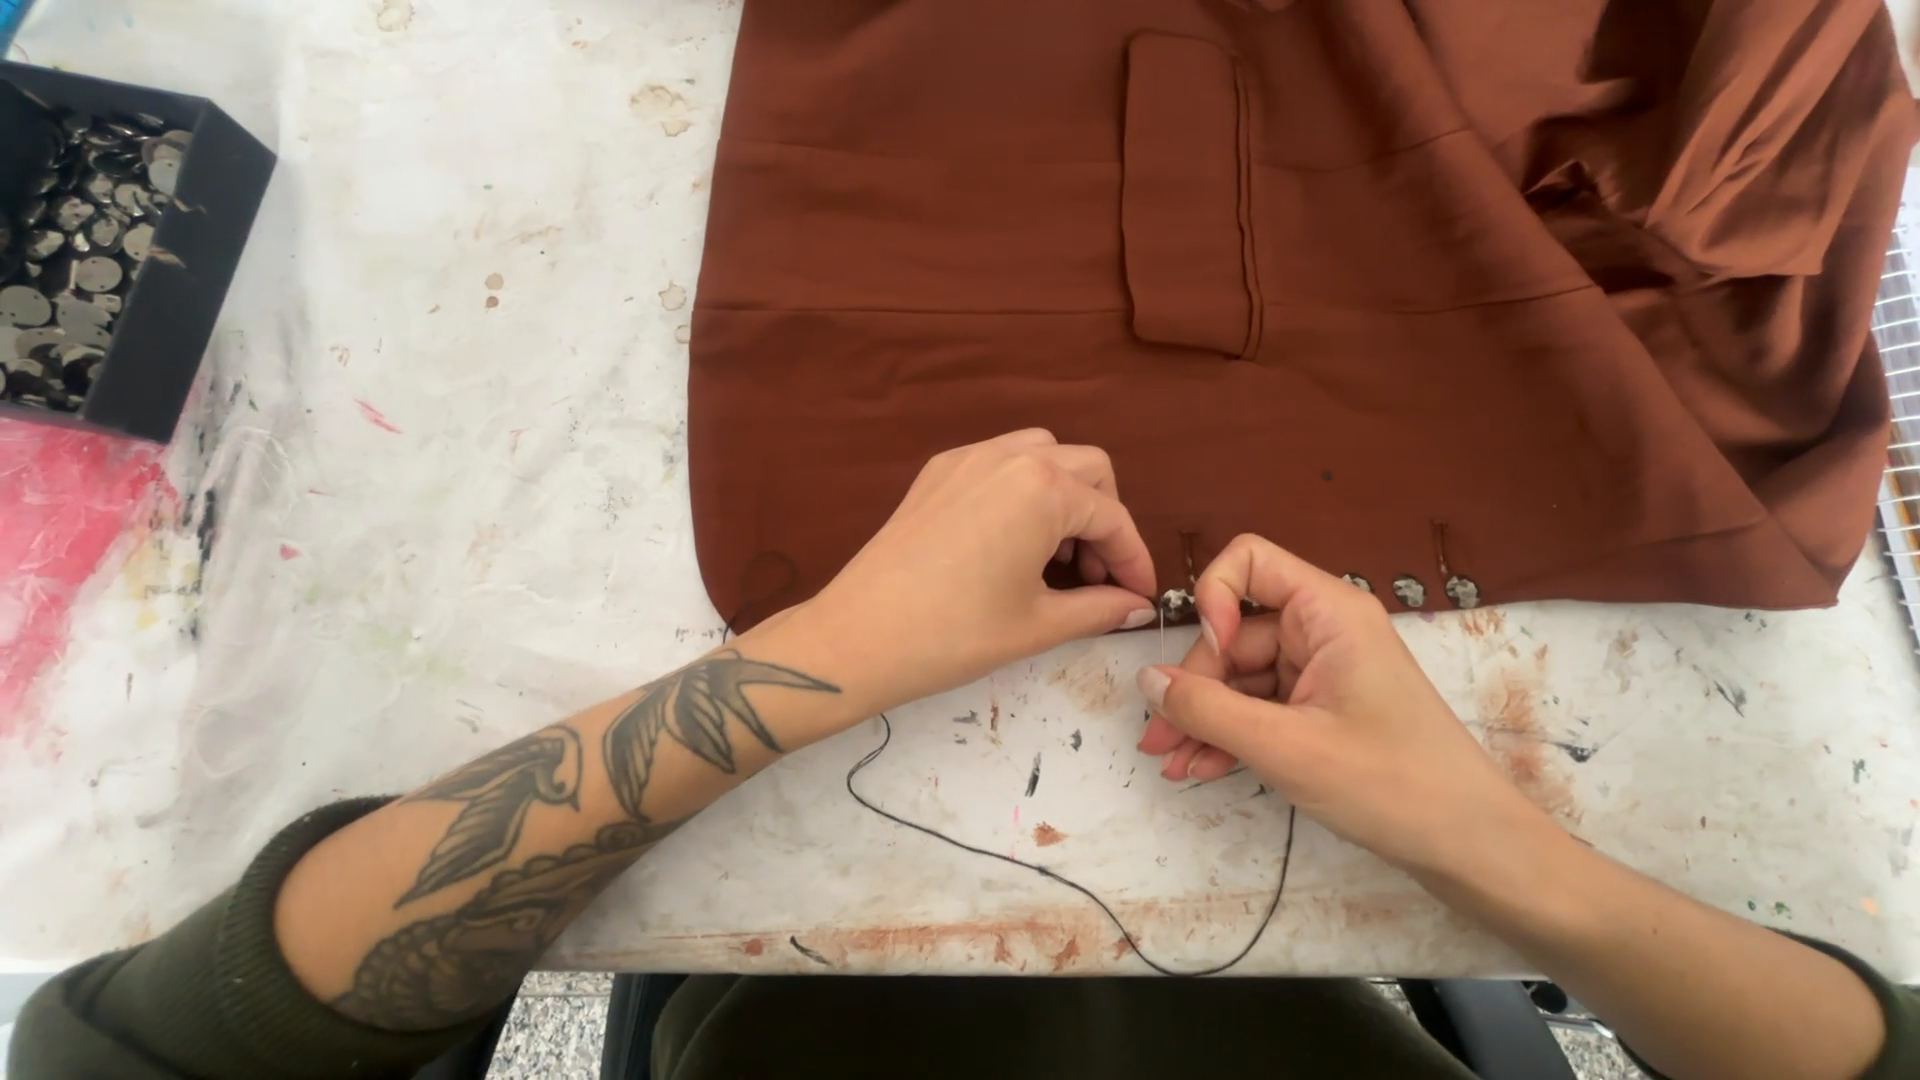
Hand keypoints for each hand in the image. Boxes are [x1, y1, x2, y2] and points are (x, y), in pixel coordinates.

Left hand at [795, 429, 1156, 716]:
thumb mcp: (1038, 625)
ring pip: (1043, 454)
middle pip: (1087, 469)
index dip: (1134, 559)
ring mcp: (967, 458)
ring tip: (1055, 555)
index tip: (1139, 595)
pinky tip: (1012, 538)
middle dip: (1104, 519)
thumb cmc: (956, 634)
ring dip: (1065, 495)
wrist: (858, 637)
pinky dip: (1023, 489)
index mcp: (1043, 488)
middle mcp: (1009, 456)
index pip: (1111, 516)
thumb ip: (1099, 608)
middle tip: (1095, 575)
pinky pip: (999, 462)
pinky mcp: (936, 472)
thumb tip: (1136, 606)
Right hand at [1133, 534, 1551, 878]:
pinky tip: (1199, 768)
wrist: (1473, 850)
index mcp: (1327, 612)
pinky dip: (1229, 734)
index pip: (1249, 561)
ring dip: (1203, 719)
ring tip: (1170, 764)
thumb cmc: (1389, 785)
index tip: (1211, 656)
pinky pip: (1259, 707)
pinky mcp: (1321, 709)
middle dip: (1194, 686)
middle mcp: (1322, 631)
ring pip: (1240, 677)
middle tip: (1159, 740)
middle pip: (1234, 633)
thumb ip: (1206, 710)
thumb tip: (1145, 680)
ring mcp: (1321, 671)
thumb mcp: (1284, 747)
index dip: (1214, 597)